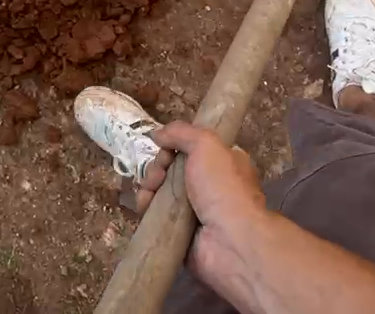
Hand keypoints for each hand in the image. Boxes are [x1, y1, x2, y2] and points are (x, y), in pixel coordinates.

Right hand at [135, 123, 267, 286]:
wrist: (230, 242)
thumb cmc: (223, 186)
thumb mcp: (206, 144)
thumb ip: (181, 132)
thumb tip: (157, 133)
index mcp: (223, 163)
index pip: (192, 148)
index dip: (174, 145)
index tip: (166, 148)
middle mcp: (210, 186)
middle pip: (173, 168)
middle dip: (159, 166)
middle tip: (158, 173)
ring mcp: (195, 211)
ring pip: (162, 191)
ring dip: (150, 186)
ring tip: (149, 190)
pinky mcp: (180, 233)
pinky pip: (158, 216)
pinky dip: (147, 208)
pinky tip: (144, 205)